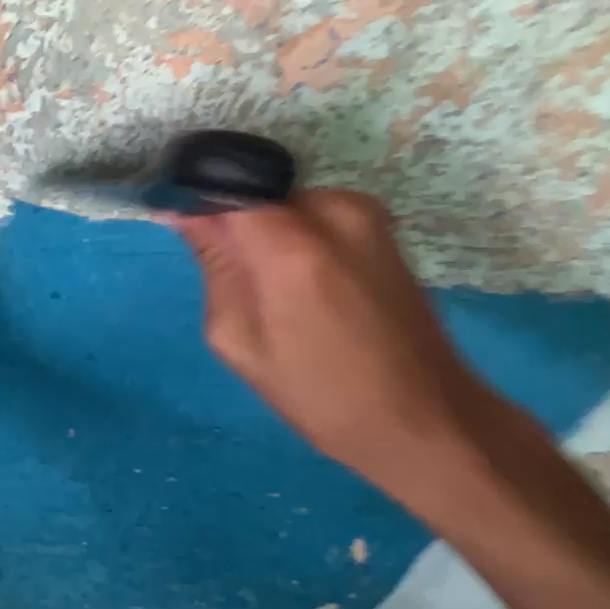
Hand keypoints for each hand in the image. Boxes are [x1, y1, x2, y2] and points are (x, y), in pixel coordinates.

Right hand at [169, 188, 491, 480]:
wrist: (430, 421)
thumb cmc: (323, 395)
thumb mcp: (239, 339)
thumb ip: (213, 264)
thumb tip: (183, 213)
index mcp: (291, 247)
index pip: (219, 187)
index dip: (194, 203)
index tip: (179, 228)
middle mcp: (330, 212)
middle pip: (251, 194)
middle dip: (232, 225)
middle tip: (233, 278)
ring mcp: (362, 212)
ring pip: (280, 203)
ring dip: (266, 233)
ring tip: (276, 290)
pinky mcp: (380, 222)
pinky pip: (311, 213)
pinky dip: (297, 238)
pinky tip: (307, 286)